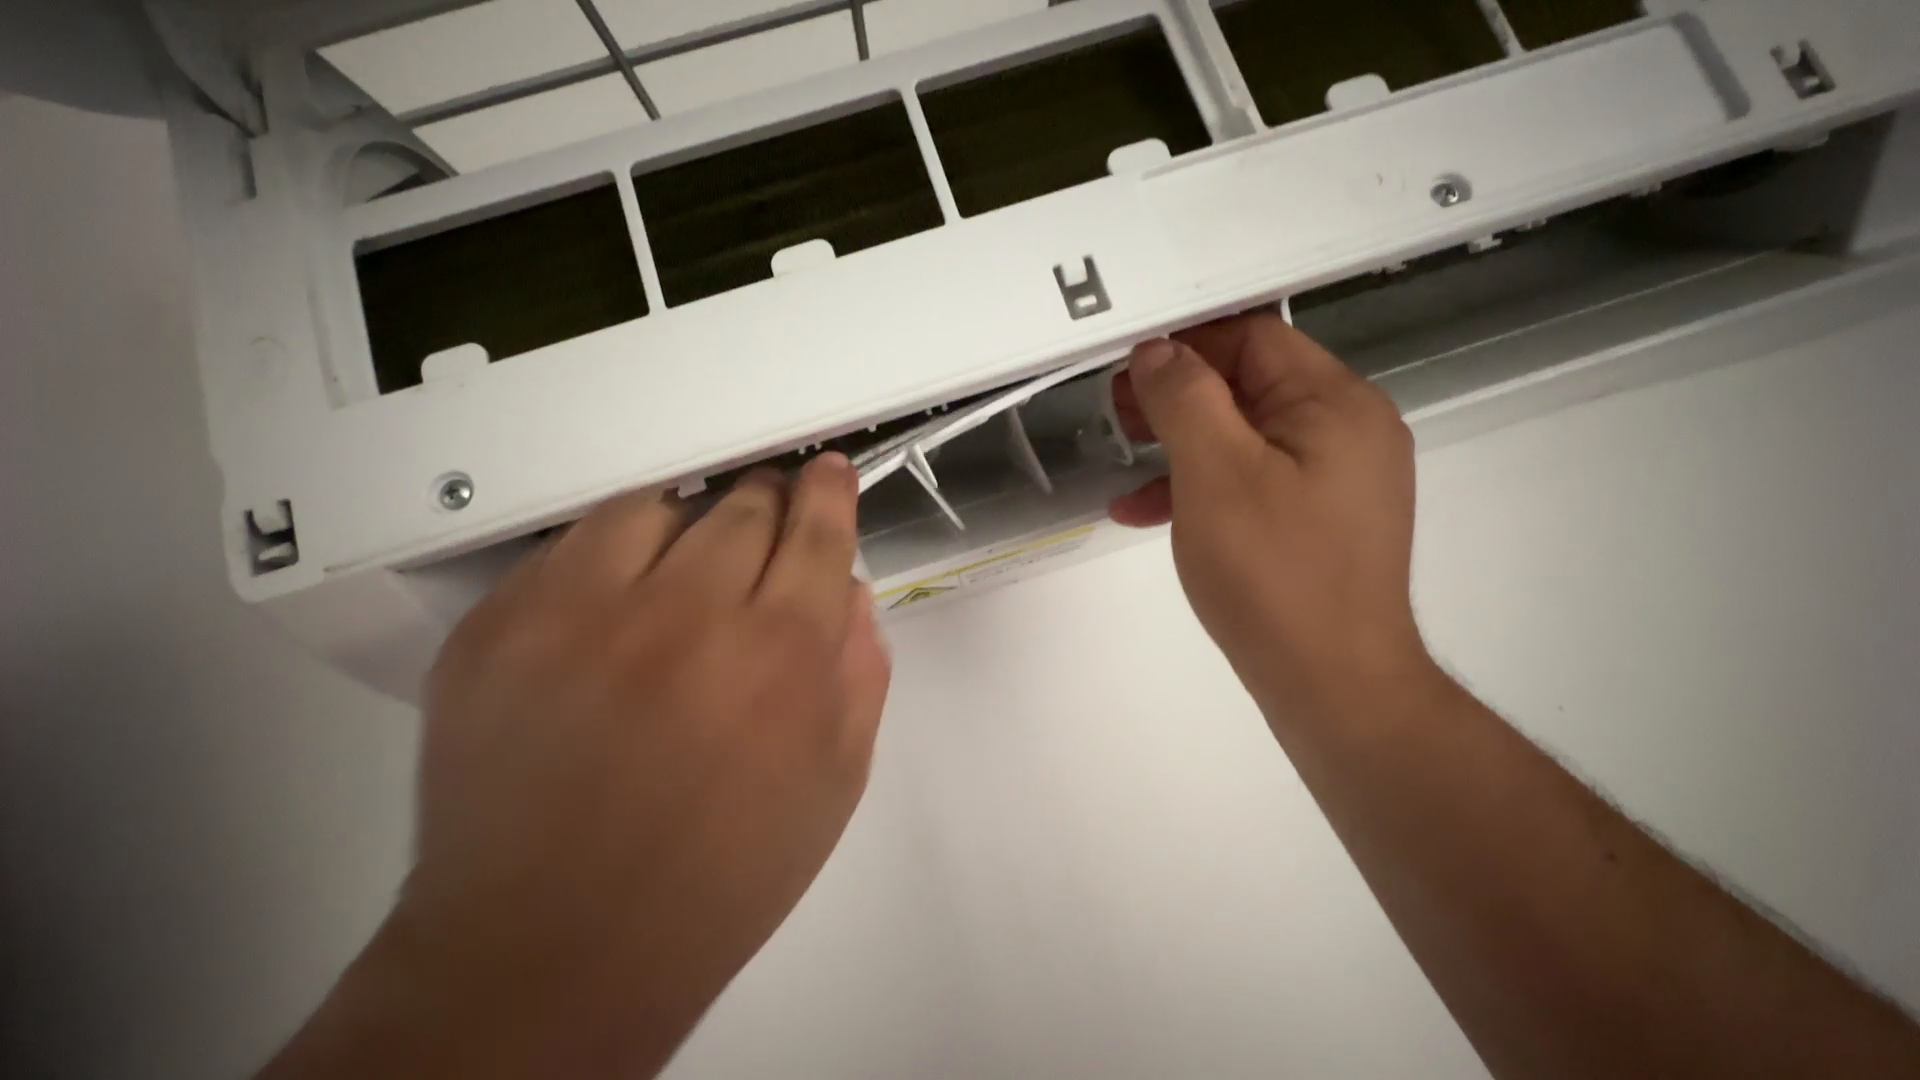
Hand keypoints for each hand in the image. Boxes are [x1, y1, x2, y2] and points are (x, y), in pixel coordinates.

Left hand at [264, 454, 890, 1078]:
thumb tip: (848, 591)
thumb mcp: (833, 785)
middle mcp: (686, 613)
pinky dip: (604, 556)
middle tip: (761, 530)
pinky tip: (610, 602)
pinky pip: (567, 546)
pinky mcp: (497, 627)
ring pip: (653, 506)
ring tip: (684, 558)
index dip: (828, 492)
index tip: (826, 473)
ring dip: (686, 520)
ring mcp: (580, 612)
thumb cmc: (718, 878)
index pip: (818, 529)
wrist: (554, 949)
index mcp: (781, 654)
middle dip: (766, 505)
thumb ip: (858, 673)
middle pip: (743, 503)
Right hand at [1111, 314, 1426, 722]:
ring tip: (1125, 462)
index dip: (1184, 345)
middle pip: (1251, 385)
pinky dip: (1205, 488)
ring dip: (1182, 444)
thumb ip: (1184, 398)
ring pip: (1248, 436)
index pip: (1253, 338)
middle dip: (1177, 396)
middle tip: (1117, 415)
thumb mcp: (1215, 473)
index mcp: (1336, 403)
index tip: (1126, 373)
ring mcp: (1340, 480)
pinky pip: (1257, 482)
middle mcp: (1351, 430)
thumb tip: (1157, 351)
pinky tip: (1145, 514)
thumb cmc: (1273, 572)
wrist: (1334, 684)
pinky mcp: (1324, 521)